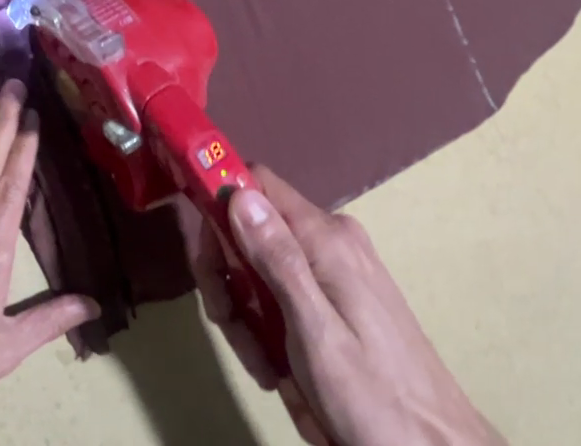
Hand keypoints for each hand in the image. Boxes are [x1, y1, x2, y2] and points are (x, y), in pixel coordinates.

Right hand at [188, 168, 504, 445]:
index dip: (218, 206)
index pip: (255, 183)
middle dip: (229, 278)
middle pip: (251, 231)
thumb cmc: (375, 398)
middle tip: (231, 328)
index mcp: (325, 237)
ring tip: (266, 367)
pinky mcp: (341, 298)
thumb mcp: (315, 332)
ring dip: (249, 314)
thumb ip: (277, 259)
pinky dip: (272, 327)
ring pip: (262, 268)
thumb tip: (239, 194)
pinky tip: (282, 369)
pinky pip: (285, 294)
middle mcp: (331, 240)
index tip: (205, 256)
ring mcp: (338, 269)